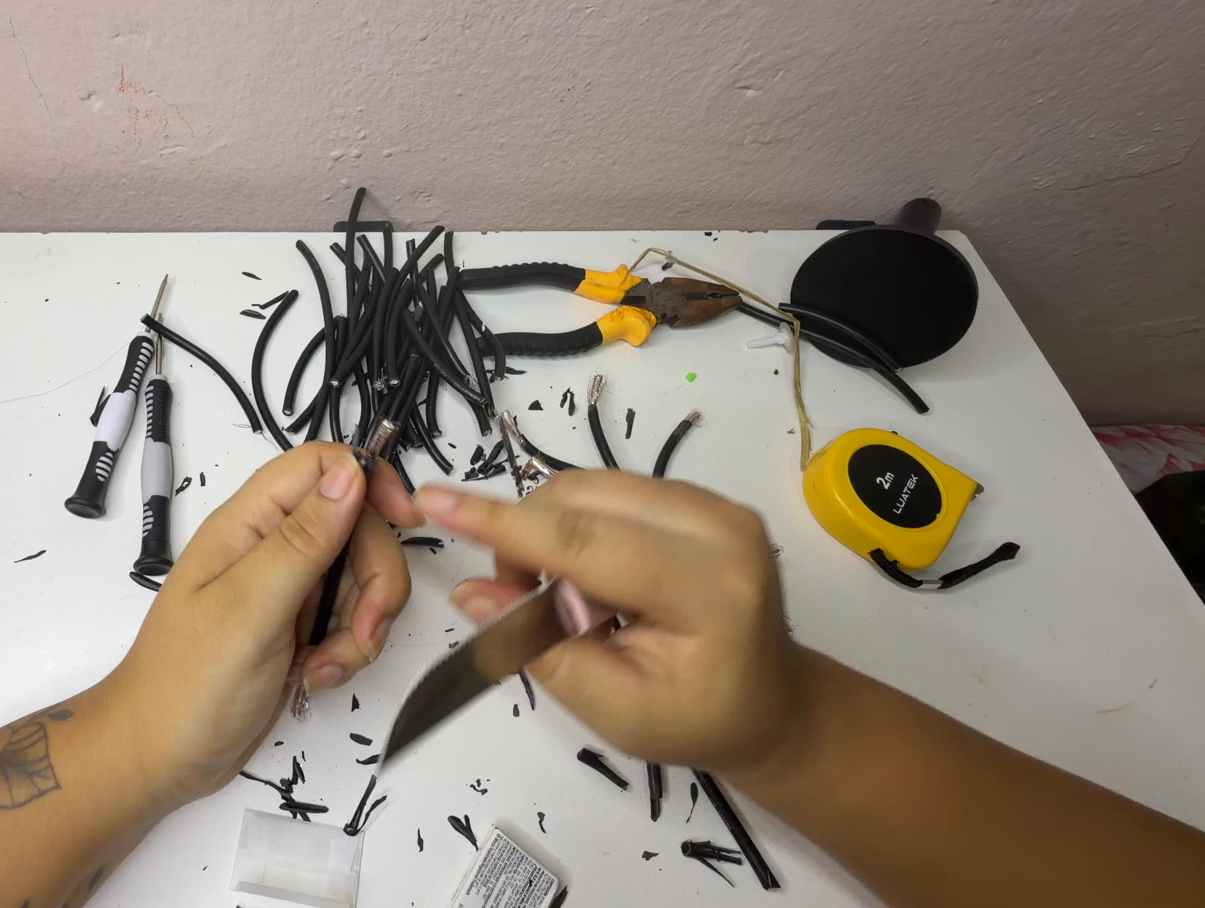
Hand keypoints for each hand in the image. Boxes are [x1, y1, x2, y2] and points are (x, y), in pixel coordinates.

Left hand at [105, 443, 419, 809]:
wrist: (159, 760)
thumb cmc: (190, 682)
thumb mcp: (249, 608)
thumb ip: (303, 539)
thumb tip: (352, 472)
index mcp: (251, 521)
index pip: (322, 465)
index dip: (370, 480)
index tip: (405, 520)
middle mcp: (273, 543)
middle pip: (356, 526)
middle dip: (374, 577)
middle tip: (364, 631)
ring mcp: (289, 585)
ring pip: (360, 575)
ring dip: (360, 624)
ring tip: (324, 666)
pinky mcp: (300, 624)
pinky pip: (350, 616)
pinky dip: (348, 647)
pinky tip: (315, 675)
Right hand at [419, 470, 808, 776]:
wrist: (771, 700)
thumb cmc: (695, 718)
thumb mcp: (613, 709)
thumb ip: (538, 647)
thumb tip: (468, 593)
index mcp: (709, 590)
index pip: (583, 542)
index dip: (502, 524)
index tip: (434, 499)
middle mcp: (718, 526)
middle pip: (576, 501)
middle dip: (524, 540)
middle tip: (520, 598)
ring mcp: (713, 502)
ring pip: (583, 486)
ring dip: (546, 530)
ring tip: (563, 593)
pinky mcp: (697, 494)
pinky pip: (603, 487)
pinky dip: (572, 523)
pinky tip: (591, 572)